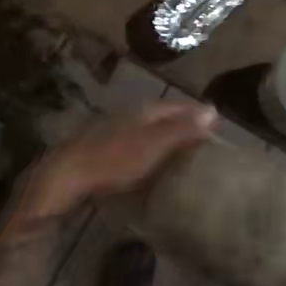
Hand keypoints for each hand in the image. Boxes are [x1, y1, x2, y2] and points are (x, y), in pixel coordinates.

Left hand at [10, 101, 216, 223]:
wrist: (66, 178)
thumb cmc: (114, 160)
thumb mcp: (154, 145)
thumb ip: (182, 129)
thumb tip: (213, 110)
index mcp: (144, 111)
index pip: (179, 107)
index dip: (198, 114)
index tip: (219, 126)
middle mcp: (129, 116)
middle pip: (163, 117)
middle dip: (183, 125)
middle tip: (206, 142)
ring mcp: (113, 133)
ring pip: (147, 132)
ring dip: (165, 140)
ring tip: (184, 156)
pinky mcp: (102, 153)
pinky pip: (135, 148)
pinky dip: (149, 154)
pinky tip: (152, 168)